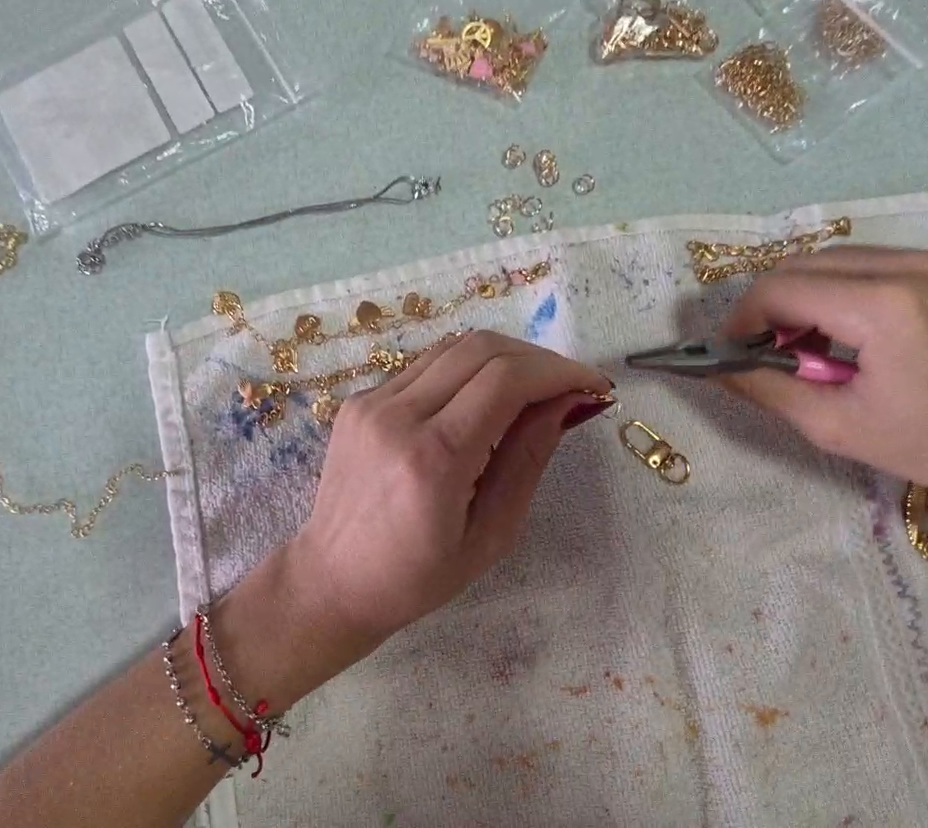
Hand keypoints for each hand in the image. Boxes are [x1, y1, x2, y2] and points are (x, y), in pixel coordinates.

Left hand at [296, 331, 612, 640]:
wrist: (332, 580)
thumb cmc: (418, 577)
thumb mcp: (492, 534)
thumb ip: (529, 458)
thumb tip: (567, 399)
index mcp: (434, 457)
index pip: (506, 379)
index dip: (559, 372)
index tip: (595, 386)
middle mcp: (398, 416)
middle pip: (481, 348)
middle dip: (537, 358)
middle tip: (569, 386)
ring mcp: (371, 402)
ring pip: (451, 348)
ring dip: (502, 357)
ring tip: (532, 390)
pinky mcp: (359, 401)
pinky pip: (424, 366)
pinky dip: (464, 371)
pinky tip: (481, 401)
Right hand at [716, 246, 927, 523]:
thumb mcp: (840, 428)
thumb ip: (766, 389)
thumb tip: (714, 365)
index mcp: (886, 307)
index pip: (781, 289)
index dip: (744, 318)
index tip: (736, 350)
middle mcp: (918, 264)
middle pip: (808, 264)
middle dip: (776, 304)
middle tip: (775, 351)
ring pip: (846, 259)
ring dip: (815, 293)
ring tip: (823, 344)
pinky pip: (889, 263)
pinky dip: (859, 289)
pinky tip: (872, 333)